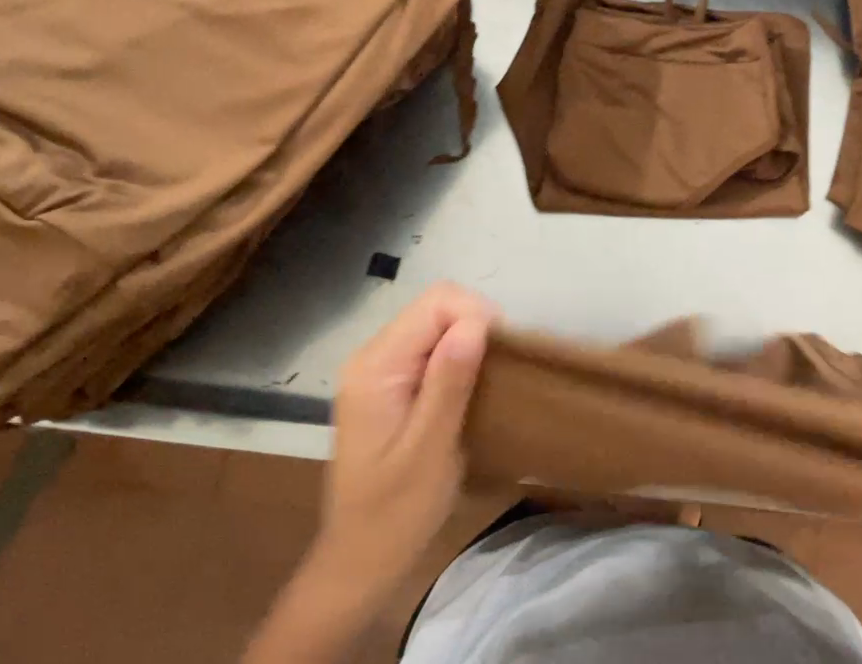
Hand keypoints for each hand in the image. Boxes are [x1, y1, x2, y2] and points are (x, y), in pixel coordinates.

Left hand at [314, 283, 495, 598]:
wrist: (361, 558)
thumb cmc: (396, 510)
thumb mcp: (430, 448)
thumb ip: (449, 382)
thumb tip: (476, 324)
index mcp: (375, 367)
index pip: (436, 304)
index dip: (476, 316)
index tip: (501, 357)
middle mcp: (372, 357)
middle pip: (435, 307)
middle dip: (476, 326)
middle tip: (499, 371)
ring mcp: (378, 371)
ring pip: (436, 324)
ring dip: (469, 342)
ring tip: (489, 380)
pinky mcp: (390, 385)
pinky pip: (431, 348)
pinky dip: (458, 357)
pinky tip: (470, 389)